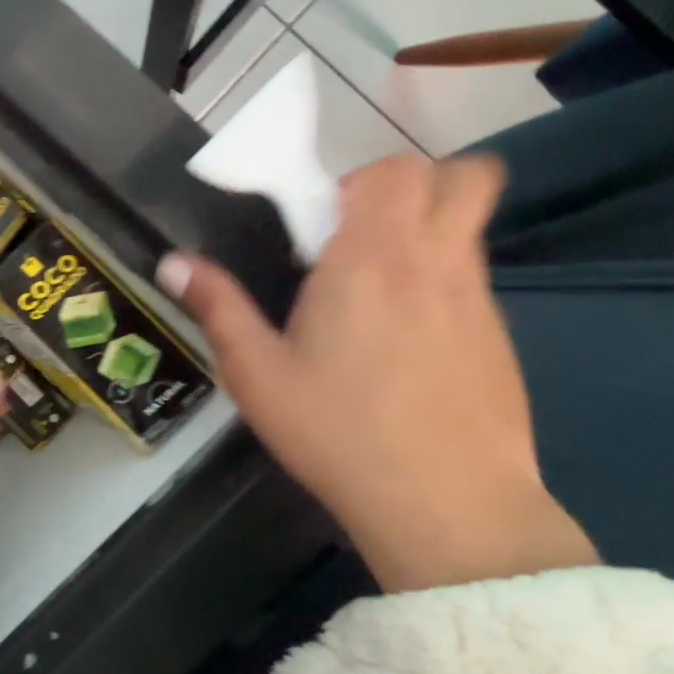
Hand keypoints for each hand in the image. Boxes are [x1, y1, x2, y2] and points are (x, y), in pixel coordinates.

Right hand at [160, 155, 597, 592]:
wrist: (446, 502)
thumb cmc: (335, 430)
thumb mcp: (255, 373)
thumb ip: (217, 307)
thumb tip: (172, 261)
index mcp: (370, 261)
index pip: (395, 171)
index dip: (359, 179)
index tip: (321, 221)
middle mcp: (436, 264)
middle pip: (463, 177)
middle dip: (415, 185)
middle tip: (360, 232)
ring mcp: (479, 300)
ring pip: (473, 226)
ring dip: (430, 230)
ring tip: (376, 287)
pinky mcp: (500, 338)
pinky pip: (475, 279)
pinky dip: (442, 281)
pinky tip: (404, 341)